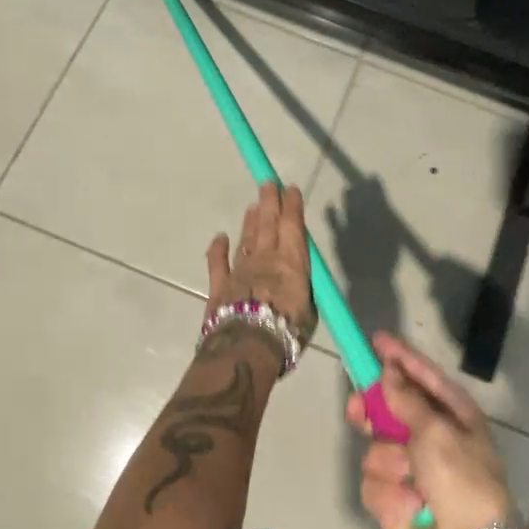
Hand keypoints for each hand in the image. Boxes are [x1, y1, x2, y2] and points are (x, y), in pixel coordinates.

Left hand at [205, 186, 316, 343]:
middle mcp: (266, 258)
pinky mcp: (220, 284)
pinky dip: (218, 248)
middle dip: (269, 201)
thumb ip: (304, 291)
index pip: (292, 225)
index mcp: (291, 261)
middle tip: (268, 184)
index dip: (292, 205)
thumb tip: (300, 285)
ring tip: (253, 206)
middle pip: (268, 223)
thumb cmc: (287, 331)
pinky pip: (218, 262)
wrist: (247, 345)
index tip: (290, 189)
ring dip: (250, 221)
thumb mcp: (310, 310)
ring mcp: (240, 269)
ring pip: (246, 238)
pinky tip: (219, 237)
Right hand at [347, 332, 517, 528]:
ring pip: (377, 447)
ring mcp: (412, 469)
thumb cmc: (462, 480)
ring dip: (389, 462)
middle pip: (390, 408)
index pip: (423, 375)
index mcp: (453, 414)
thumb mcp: (438, 432)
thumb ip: (407, 399)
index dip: (400, 356)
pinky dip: (389, 493)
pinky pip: (374, 482)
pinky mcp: (395, 499)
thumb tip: (389, 370)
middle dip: (372, 411)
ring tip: (408, 478)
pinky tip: (408, 504)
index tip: (375, 338)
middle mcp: (431, 436)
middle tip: (357, 408)